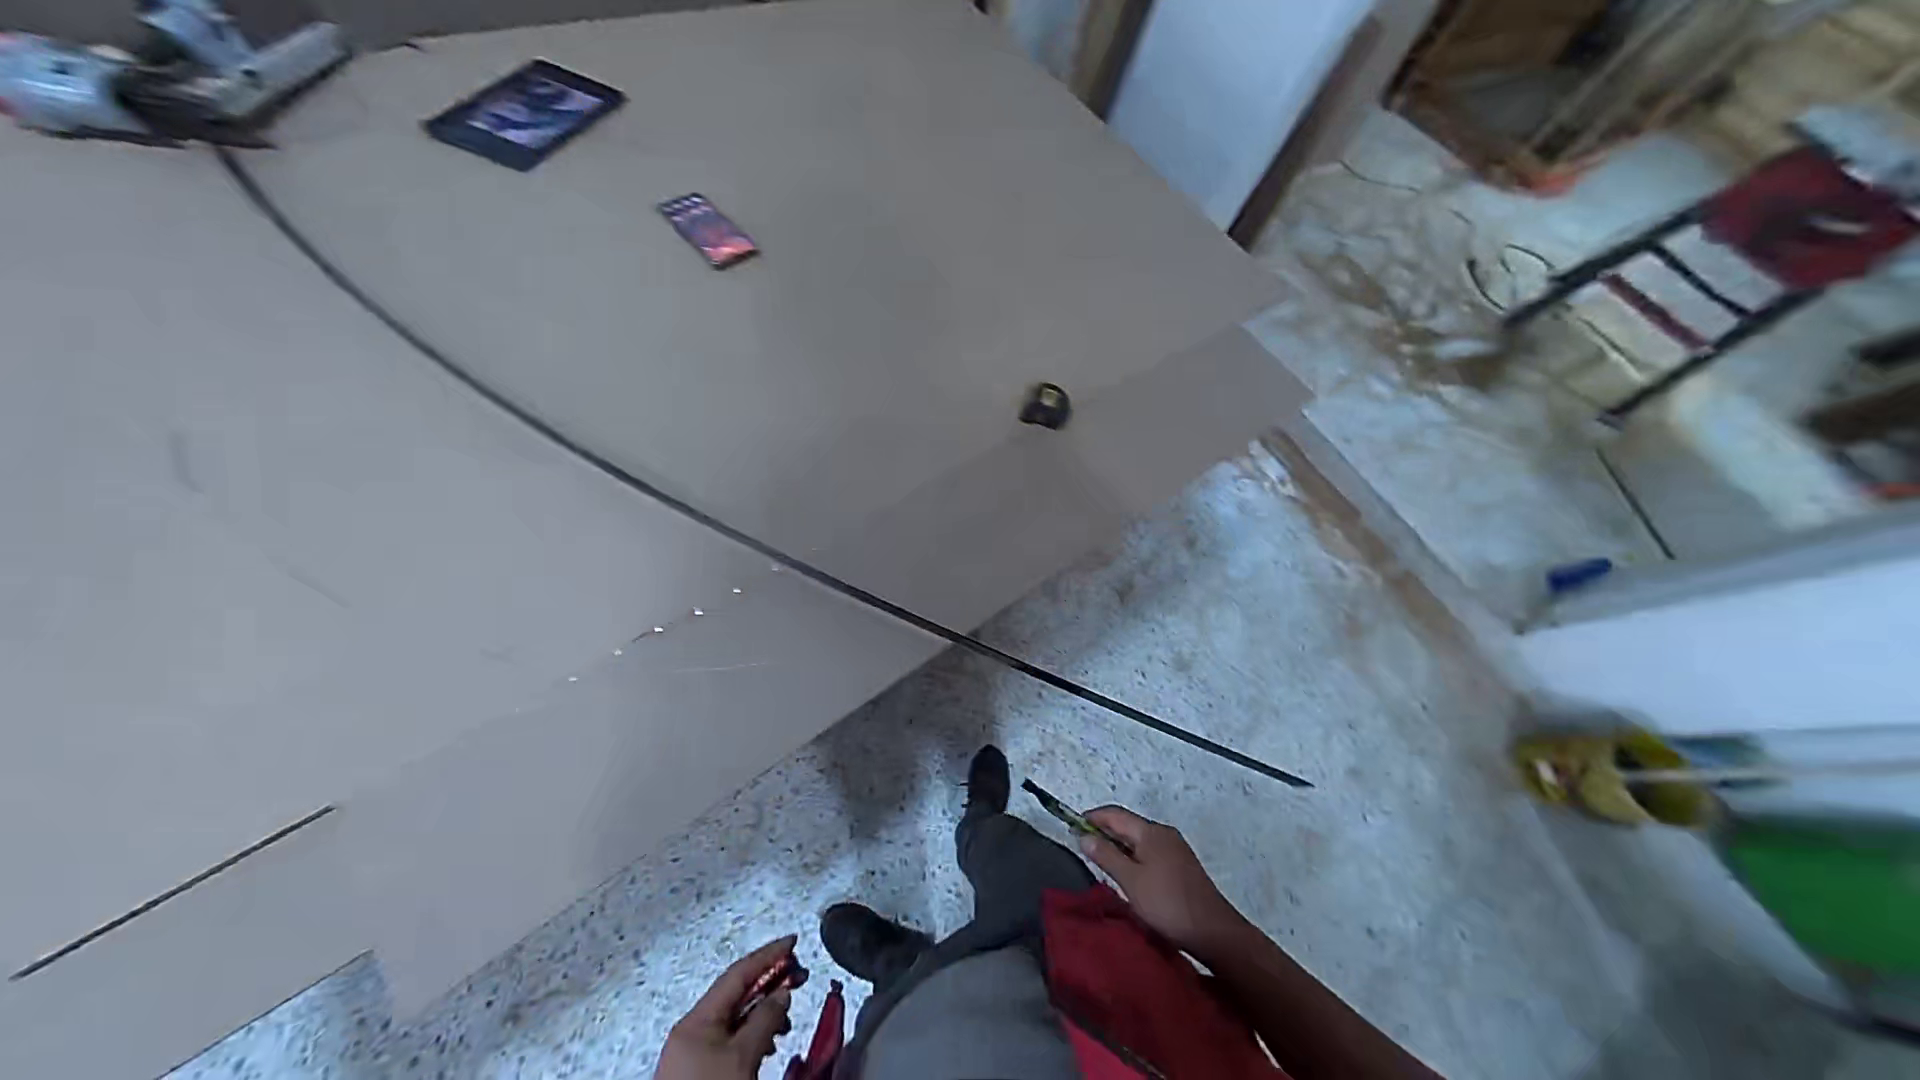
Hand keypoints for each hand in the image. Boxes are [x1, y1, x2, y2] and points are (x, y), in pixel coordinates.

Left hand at [654, 936, 796, 1079]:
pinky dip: (751, 1032)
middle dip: (768, 983)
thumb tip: (782, 993)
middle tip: (798, 976)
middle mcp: (691, 1030)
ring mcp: (691, 1052)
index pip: (737, 973)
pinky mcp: (697, 1072)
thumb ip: (765, 1020)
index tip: (793, 942)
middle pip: (734, 994)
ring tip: (786, 1017)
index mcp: (697, 1019)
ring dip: (762, 1011)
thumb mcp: (743, 1058)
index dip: (768, 954)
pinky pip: (728, 1039)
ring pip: (732, 1017)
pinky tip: (769, 1042)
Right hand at [1079, 807, 1247, 959]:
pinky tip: (1127, 875)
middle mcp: (1164, 833)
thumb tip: (1084, 836)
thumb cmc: (1167, 904)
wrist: (1214, 932)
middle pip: (1127, 825)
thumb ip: (1105, 855)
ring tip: (1100, 862)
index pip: (1114, 814)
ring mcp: (1175, 849)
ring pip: (1139, 840)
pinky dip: (1133, 857)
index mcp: (1151, 831)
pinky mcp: (1181, 866)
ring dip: (1118, 846)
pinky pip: (1149, 852)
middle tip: (1083, 847)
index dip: (1092, 817)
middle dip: (1104, 832)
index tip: (1072, 827)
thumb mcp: (1130, 880)